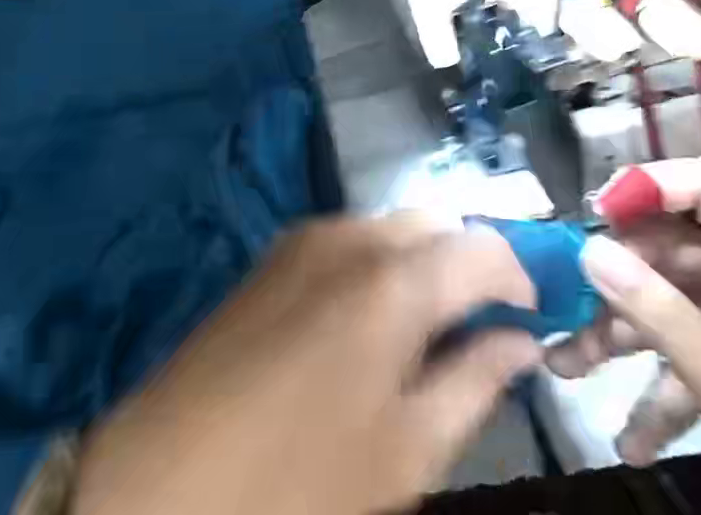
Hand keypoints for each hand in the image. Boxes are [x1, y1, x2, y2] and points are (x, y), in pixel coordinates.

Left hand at [76, 214, 541, 514]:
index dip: (522, 275)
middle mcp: (348, 237)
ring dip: (425, 261)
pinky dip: (381, 263)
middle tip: (487, 321)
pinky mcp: (274, 255)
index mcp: (391, 279)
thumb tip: (519, 340)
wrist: (165, 477)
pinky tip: (375, 316)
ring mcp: (303, 239)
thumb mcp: (407, 450)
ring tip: (433, 325)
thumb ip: (474, 380)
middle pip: (436, 224)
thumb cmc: (300, 477)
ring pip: (391, 227)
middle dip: (471, 260)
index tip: (535, 318)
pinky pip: (349, 240)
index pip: (484, 246)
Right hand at [549, 158, 700, 514]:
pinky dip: (658, 392)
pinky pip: (694, 361)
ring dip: (621, 336)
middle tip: (562, 304)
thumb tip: (590, 250)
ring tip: (566, 367)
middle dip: (616, 278)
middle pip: (676, 249)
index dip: (649, 187)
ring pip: (674, 306)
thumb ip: (669, 323)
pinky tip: (630, 438)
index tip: (591, 217)